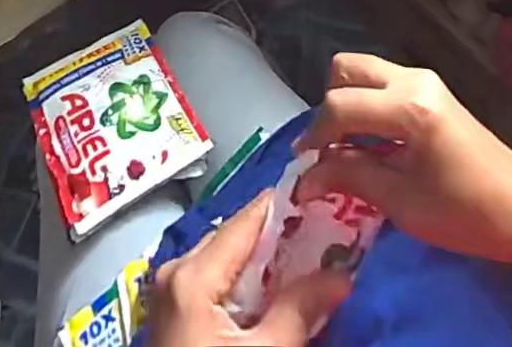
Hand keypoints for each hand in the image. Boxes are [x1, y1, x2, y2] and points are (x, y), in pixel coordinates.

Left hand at [147, 189, 350, 346]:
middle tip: (325, 232)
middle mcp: (175, 270)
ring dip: (266, 264)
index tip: (320, 196)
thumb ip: (299, 310)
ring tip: (310, 259)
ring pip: (227, 261)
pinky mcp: (176, 314)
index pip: (245, 223)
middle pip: (235, 239)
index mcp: (192, 273)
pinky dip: (248, 286)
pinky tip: (277, 292)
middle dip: (280, 239)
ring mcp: (171, 292)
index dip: (284, 208)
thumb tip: (341, 276)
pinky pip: (217, 283)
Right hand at [294, 53, 511, 267]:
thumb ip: (348, 178)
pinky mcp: (428, 88)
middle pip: (345, 69)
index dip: (316, 134)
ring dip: (346, 102)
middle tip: (330, 146)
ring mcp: (422, 79)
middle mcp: (412, 79)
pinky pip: (380, 82)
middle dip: (329, 106)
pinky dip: (365, 104)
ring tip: (349, 145)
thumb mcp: (402, 202)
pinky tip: (372, 141)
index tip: (303, 163)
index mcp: (409, 107)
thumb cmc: (467, 213)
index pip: (341, 106)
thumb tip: (304, 178)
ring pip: (361, 71)